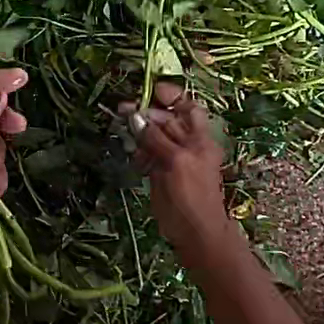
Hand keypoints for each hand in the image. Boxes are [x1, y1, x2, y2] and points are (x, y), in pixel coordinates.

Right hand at [121, 80, 237, 258]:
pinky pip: (148, 155)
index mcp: (199, 138)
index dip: (170, 96)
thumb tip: (137, 118)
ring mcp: (174, 159)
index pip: (186, 107)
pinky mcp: (161, 173)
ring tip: (127, 135)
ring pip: (154, 137)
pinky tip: (135, 159)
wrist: (195, 233)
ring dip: (140, 134)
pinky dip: (139, 153)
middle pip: (166, 120)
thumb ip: (156, 139)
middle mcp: (187, 144)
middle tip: (124, 111)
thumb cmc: (192, 196)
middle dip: (147, 114)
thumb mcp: (176, 162)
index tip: (150, 90)